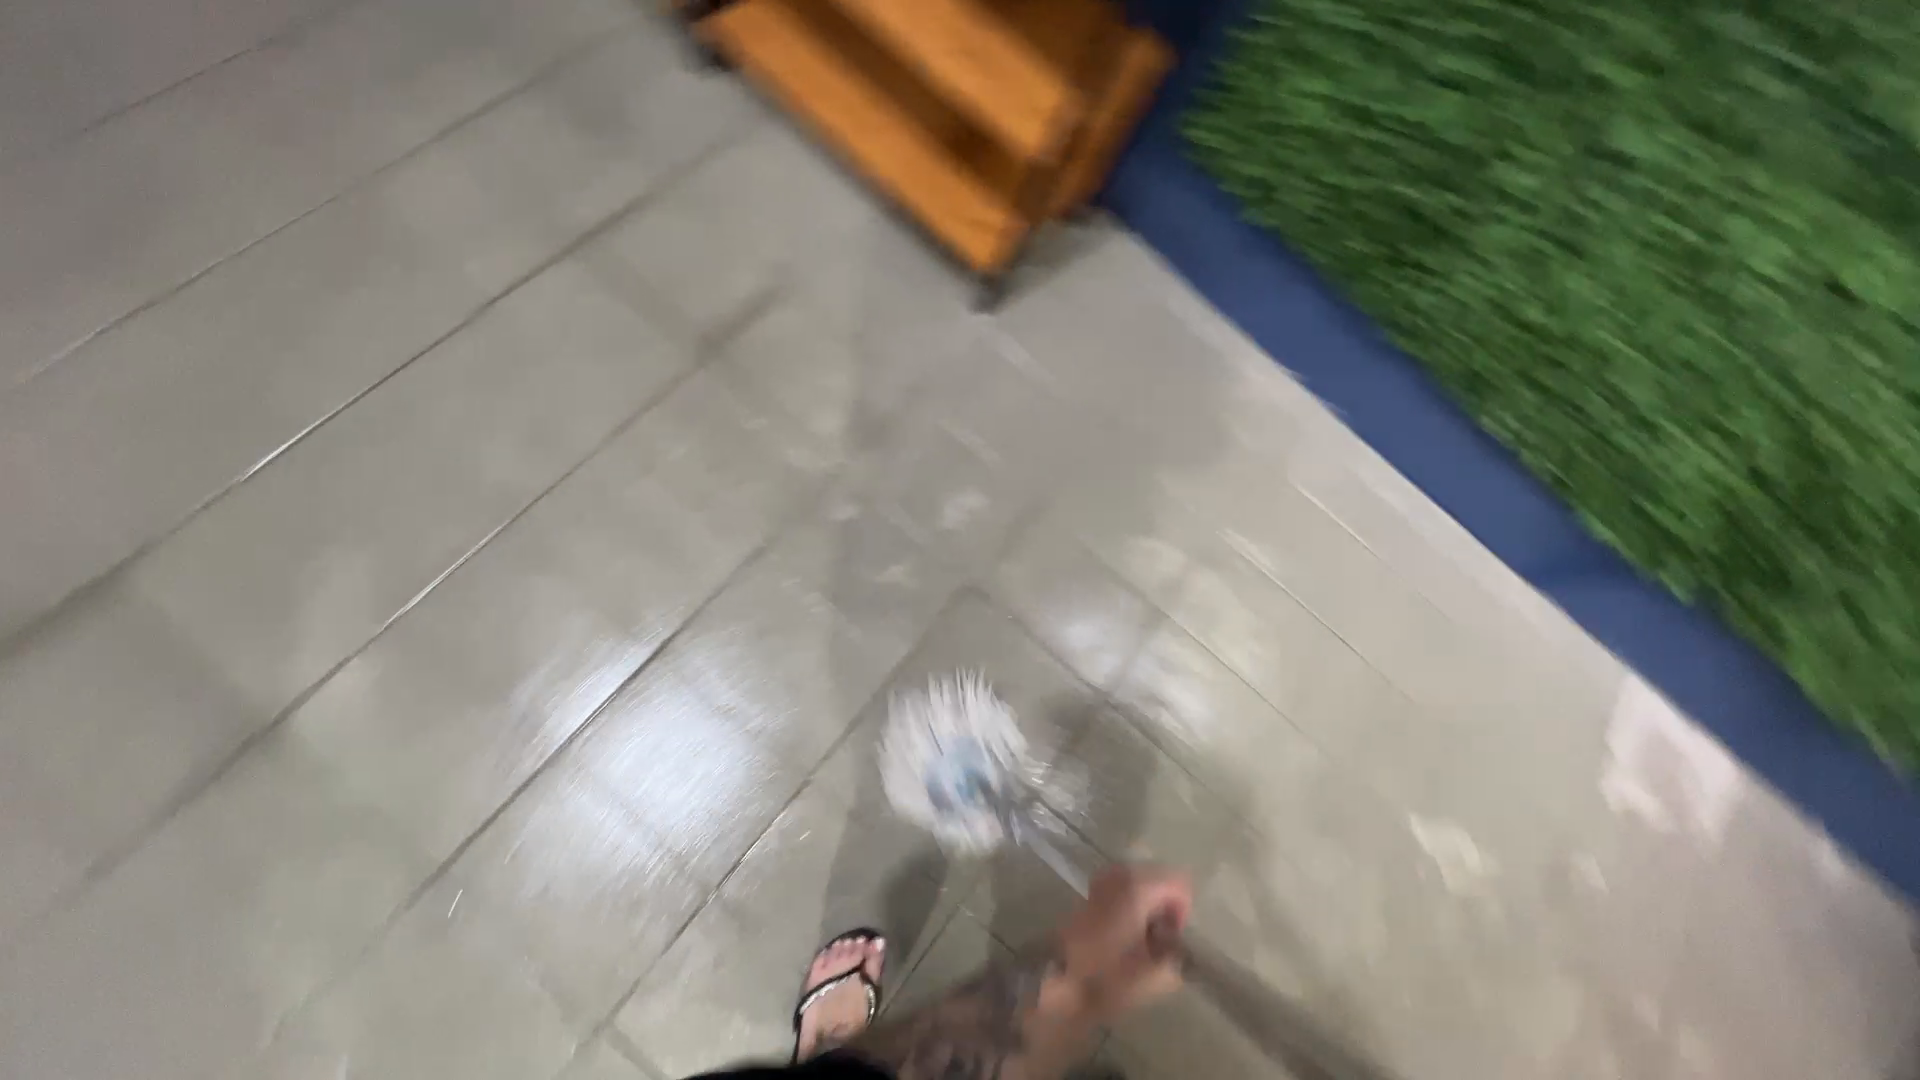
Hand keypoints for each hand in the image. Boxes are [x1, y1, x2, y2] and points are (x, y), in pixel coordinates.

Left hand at [1052, 864, 1192, 1019]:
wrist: (1058, 977)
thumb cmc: (1105, 976)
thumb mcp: (1154, 977)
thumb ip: (1176, 957)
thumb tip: (1177, 947)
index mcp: (1138, 886)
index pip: (1179, 882)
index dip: (1182, 911)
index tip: (1171, 939)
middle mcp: (1121, 873)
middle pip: (1160, 879)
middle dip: (1166, 907)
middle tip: (1158, 941)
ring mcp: (1103, 878)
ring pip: (1142, 883)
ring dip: (1149, 907)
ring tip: (1141, 940)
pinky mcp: (1091, 890)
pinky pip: (1124, 888)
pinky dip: (1131, 905)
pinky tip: (1124, 934)